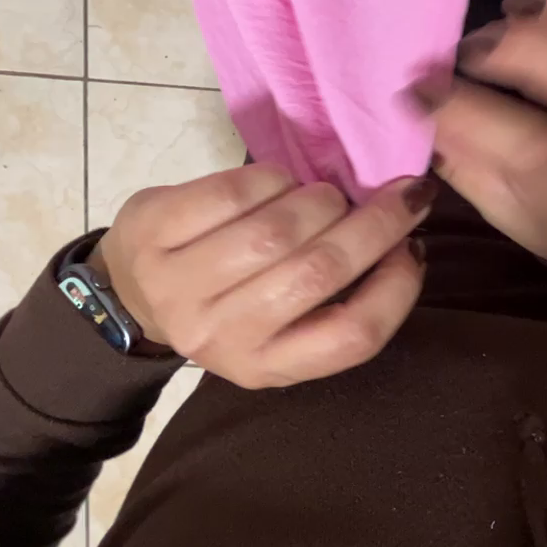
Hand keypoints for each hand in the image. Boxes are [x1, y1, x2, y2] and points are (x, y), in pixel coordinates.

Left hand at [92, 165, 434, 387]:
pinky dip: (274, 178)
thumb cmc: (231, 304)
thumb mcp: (282, 326)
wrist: (131, 294)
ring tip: (329, 196)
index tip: (415, 246)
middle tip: (405, 194)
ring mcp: (180, 286)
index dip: (397, 288)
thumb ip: (336, 295)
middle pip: (318, 273)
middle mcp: (222, 337)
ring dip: (321, 200)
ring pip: (276, 231)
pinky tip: (281, 183)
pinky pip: (232, 193)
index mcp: (266, 367)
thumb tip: (402, 234)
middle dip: (375, 224)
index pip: (351, 337)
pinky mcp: (154, 233)